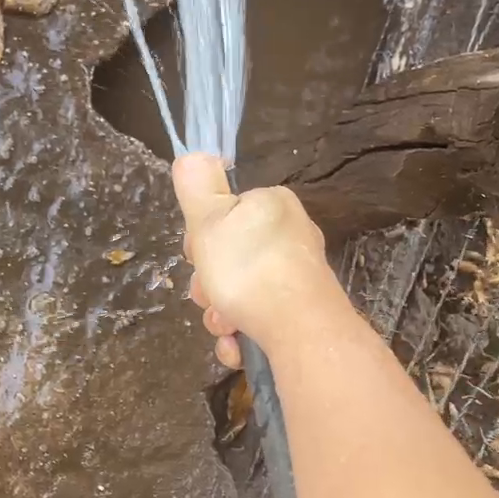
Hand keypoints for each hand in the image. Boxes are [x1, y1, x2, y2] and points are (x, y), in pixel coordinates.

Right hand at [171, 153, 332, 366]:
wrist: (303, 333)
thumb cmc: (249, 270)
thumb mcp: (208, 219)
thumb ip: (196, 185)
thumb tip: (194, 153)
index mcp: (271, 206)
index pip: (222, 214)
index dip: (199, 238)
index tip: (196, 255)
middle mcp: (289, 235)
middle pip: (228, 257)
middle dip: (208, 283)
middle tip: (207, 294)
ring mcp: (298, 275)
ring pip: (239, 291)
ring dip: (220, 313)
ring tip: (225, 326)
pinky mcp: (302, 311)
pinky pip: (258, 317)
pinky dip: (242, 333)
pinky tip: (237, 344)